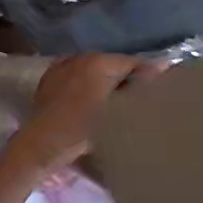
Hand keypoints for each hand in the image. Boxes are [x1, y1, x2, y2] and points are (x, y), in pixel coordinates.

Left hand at [3, 53, 164, 173]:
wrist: (40, 145)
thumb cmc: (81, 131)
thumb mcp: (116, 112)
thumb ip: (138, 89)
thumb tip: (161, 68)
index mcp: (98, 61)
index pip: (134, 63)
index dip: (149, 77)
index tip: (158, 93)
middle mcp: (80, 57)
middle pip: (113, 65)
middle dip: (126, 80)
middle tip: (139, 100)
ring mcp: (62, 66)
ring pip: (94, 70)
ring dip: (106, 82)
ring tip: (117, 103)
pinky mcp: (49, 79)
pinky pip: (77, 77)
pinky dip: (87, 85)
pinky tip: (92, 102)